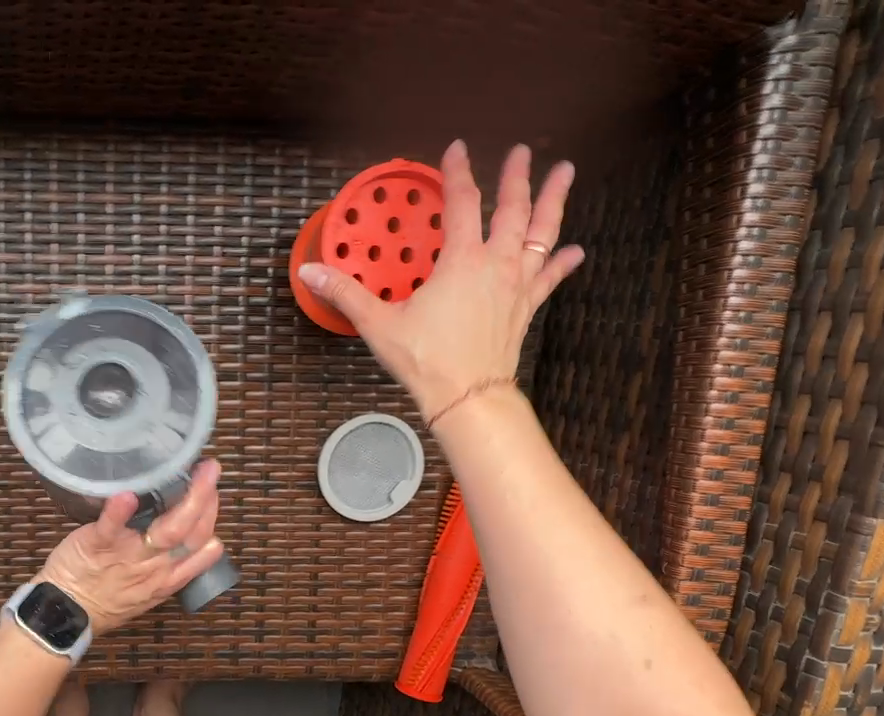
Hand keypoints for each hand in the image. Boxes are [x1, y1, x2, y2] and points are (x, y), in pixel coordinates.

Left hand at [36, 459, 225, 634]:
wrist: (68, 611)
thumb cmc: (106, 599)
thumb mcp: (149, 590)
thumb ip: (170, 564)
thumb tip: (191, 538)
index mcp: (168, 575)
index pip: (201, 546)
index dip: (212, 518)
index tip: (217, 492)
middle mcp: (154, 566)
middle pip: (189, 534)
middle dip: (206, 501)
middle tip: (211, 469)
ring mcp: (127, 556)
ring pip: (165, 531)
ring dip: (184, 501)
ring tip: (193, 473)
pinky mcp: (97, 546)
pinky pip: (110, 528)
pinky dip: (119, 512)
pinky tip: (127, 495)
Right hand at [298, 140, 583, 424]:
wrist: (467, 397)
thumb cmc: (425, 359)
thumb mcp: (378, 324)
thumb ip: (345, 293)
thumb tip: (308, 271)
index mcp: (461, 261)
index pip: (461, 204)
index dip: (458, 174)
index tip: (457, 150)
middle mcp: (496, 264)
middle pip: (512, 209)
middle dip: (517, 177)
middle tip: (524, 152)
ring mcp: (516, 285)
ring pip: (541, 232)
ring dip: (554, 201)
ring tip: (566, 173)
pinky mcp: (526, 309)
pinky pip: (549, 278)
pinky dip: (562, 262)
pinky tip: (575, 250)